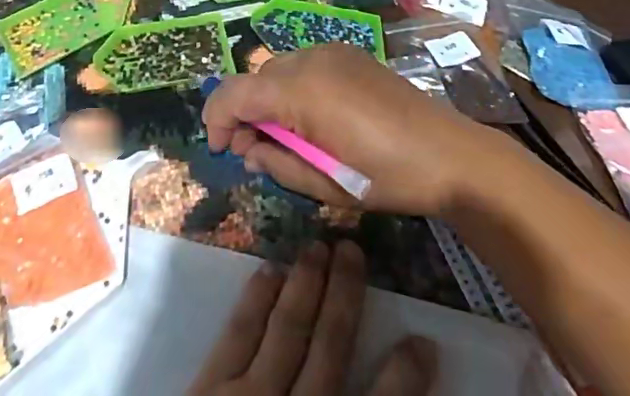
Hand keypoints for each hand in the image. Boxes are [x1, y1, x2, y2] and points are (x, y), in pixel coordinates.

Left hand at [188, 240, 437, 395]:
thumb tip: (387, 390)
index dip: (404, 378)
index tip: (422, 341)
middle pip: (330, 350)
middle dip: (345, 298)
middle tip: (354, 250)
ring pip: (286, 330)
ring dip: (305, 286)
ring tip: (319, 247)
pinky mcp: (207, 388)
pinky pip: (236, 335)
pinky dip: (254, 300)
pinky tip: (267, 271)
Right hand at [203, 45, 483, 215]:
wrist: (452, 155)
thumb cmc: (388, 176)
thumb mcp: (325, 184)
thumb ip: (277, 162)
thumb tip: (248, 150)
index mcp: (302, 90)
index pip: (235, 92)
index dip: (217, 119)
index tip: (221, 150)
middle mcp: (311, 59)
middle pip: (255, 79)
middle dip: (244, 114)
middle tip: (254, 153)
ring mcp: (333, 51)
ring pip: (278, 70)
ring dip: (269, 100)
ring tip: (285, 138)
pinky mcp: (350, 54)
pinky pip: (304, 65)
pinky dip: (293, 88)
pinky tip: (312, 118)